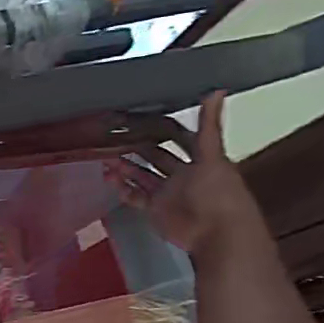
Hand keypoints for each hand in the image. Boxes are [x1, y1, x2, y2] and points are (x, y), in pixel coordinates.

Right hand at [107, 92, 261, 257]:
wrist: (214, 232)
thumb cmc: (217, 192)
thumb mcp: (212, 154)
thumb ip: (209, 125)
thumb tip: (217, 90)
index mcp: (200, 159)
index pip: (180, 139)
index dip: (164, 129)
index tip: (144, 118)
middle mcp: (182, 174)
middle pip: (157, 157)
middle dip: (138, 147)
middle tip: (116, 137)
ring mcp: (167, 192)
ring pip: (142, 176)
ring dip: (126, 167)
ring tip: (106, 158)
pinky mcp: (154, 209)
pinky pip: (135, 196)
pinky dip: (123, 188)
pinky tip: (110, 179)